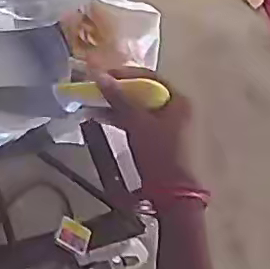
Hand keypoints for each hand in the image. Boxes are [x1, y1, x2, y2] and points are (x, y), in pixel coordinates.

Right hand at [96, 67, 196, 195]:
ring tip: (91, 104)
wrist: (172, 194)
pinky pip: (136, 121)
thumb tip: (98, 75)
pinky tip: (98, 117)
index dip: (124, 74)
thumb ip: (118, 98)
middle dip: (116, 91)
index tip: (102, 75)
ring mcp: (167, 125)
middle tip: (95, 89)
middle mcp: (176, 108)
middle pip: (142, 91)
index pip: (149, 77)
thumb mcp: (137, 123)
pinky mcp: (157, 139)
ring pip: (137, 107)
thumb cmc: (160, 152)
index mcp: (179, 100)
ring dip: (114, 105)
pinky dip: (119, 118)